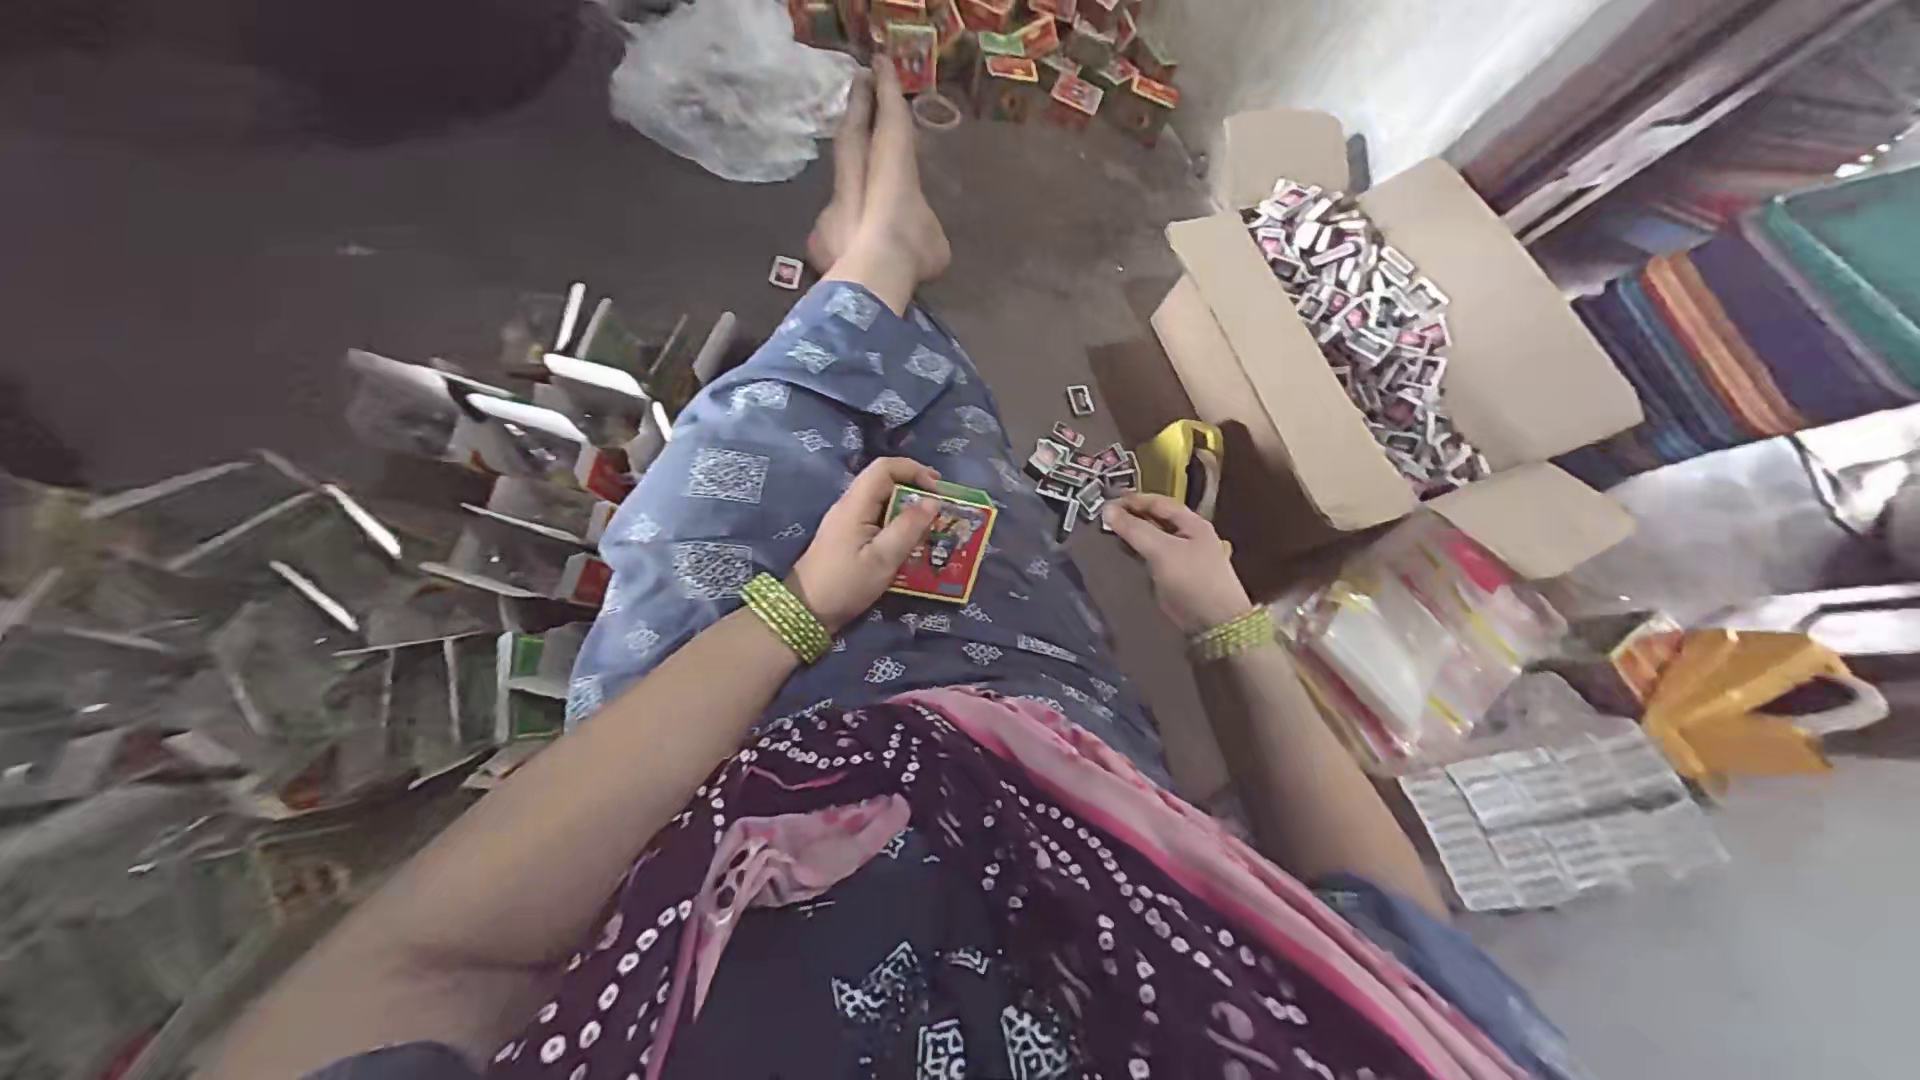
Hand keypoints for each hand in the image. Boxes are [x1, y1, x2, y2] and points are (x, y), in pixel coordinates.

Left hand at [789, 457, 942, 633]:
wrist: (806, 610)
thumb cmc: (845, 583)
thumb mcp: (883, 558)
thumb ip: (909, 527)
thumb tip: (933, 501)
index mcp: (856, 503)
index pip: (885, 467)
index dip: (914, 470)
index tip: (938, 490)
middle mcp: (849, 505)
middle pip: (884, 480)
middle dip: (915, 487)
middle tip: (940, 505)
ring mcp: (846, 520)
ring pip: (881, 499)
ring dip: (908, 506)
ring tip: (930, 523)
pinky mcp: (847, 536)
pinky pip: (876, 517)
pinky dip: (897, 521)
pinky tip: (910, 539)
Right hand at [1103, 493, 1254, 635]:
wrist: (1214, 622)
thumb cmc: (1192, 580)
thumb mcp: (1162, 550)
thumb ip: (1134, 529)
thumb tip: (1107, 510)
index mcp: (1192, 523)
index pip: (1158, 502)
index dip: (1133, 499)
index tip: (1107, 501)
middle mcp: (1189, 535)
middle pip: (1156, 518)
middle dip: (1131, 515)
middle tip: (1105, 516)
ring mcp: (1183, 555)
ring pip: (1153, 536)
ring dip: (1133, 533)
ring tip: (1110, 531)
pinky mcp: (1175, 574)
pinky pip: (1152, 554)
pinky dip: (1137, 550)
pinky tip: (1125, 551)